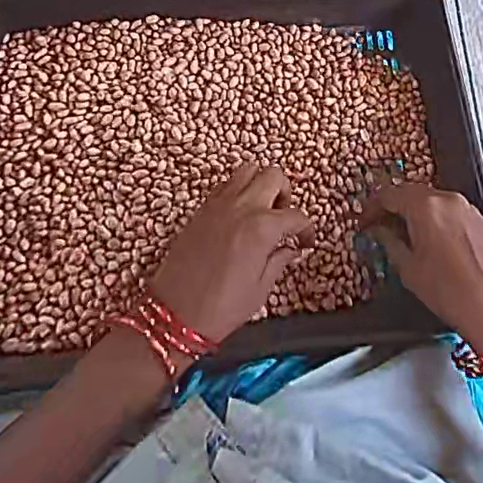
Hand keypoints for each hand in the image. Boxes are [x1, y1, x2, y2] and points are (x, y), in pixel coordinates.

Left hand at [146, 162, 311, 343]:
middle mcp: (242, 207)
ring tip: (262, 210)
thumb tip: (290, 249)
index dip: (306, 229)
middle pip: (274, 176)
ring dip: (261, 184)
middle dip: (285, 193)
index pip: (296, 215)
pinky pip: (226, 184)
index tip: (305, 241)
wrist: (175, 313)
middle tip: (284, 217)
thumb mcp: (261, 288)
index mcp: (262, 227)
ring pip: (248, 170)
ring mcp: (219, 204)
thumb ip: (279, 260)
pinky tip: (240, 215)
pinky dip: (238, 190)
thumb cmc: (220, 306)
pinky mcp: (201, 209)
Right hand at [364, 183, 482, 354]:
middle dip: (393, 207)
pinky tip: (428, 239)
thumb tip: (380, 231)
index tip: (365, 220)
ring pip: (432, 201)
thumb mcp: (409, 268)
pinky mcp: (480, 221)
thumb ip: (389, 241)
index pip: (390, 194)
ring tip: (402, 235)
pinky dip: (434, 218)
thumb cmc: (451, 292)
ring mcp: (467, 209)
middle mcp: (449, 200)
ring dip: (414, 212)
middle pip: (411, 193)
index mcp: (426, 207)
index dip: (372, 207)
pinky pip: (450, 210)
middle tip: (379, 225)